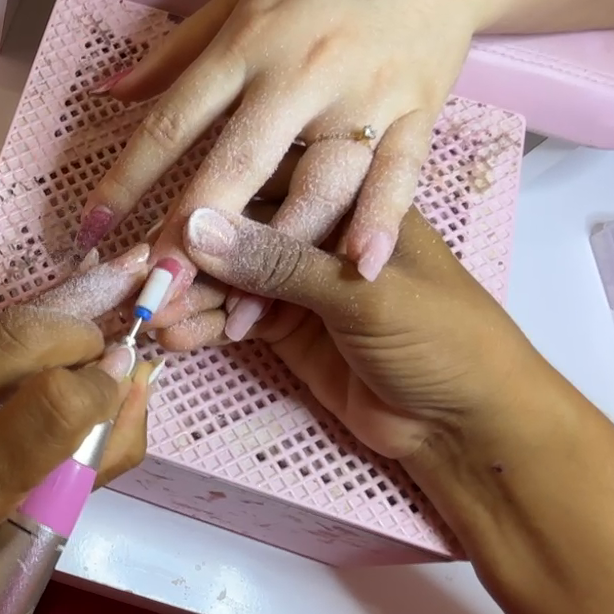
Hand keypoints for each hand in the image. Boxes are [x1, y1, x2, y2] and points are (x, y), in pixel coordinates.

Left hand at [0, 247, 156, 595]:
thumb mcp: (41, 520)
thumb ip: (102, 456)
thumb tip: (135, 381)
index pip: (48, 406)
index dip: (96, 385)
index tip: (114, 384)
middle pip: (16, 339)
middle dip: (74, 335)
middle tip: (94, 357)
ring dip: (46, 333)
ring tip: (60, 363)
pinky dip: (13, 341)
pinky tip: (17, 369)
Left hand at [77, 0, 484, 341]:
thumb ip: (173, 53)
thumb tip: (107, 93)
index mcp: (244, 44)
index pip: (169, 125)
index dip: (123, 184)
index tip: (89, 235)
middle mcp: (299, 72)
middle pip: (235, 164)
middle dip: (193, 232)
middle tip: (158, 288)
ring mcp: (365, 91)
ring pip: (317, 182)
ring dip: (279, 250)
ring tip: (243, 312)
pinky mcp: (422, 106)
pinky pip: (400, 173)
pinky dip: (381, 220)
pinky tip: (359, 268)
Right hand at [179, 206, 539, 460]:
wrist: (468, 425)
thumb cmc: (441, 340)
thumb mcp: (361, 294)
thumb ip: (277, 262)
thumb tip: (195, 228)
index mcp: (351, 201)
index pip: (266, 188)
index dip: (209, 212)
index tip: (161, 240)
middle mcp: (316, 234)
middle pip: (237, 237)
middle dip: (190, 265)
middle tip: (146, 290)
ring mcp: (297, 283)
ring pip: (228, 281)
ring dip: (191, 301)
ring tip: (153, 322)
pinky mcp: (284, 327)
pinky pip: (232, 319)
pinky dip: (204, 329)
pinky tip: (175, 340)